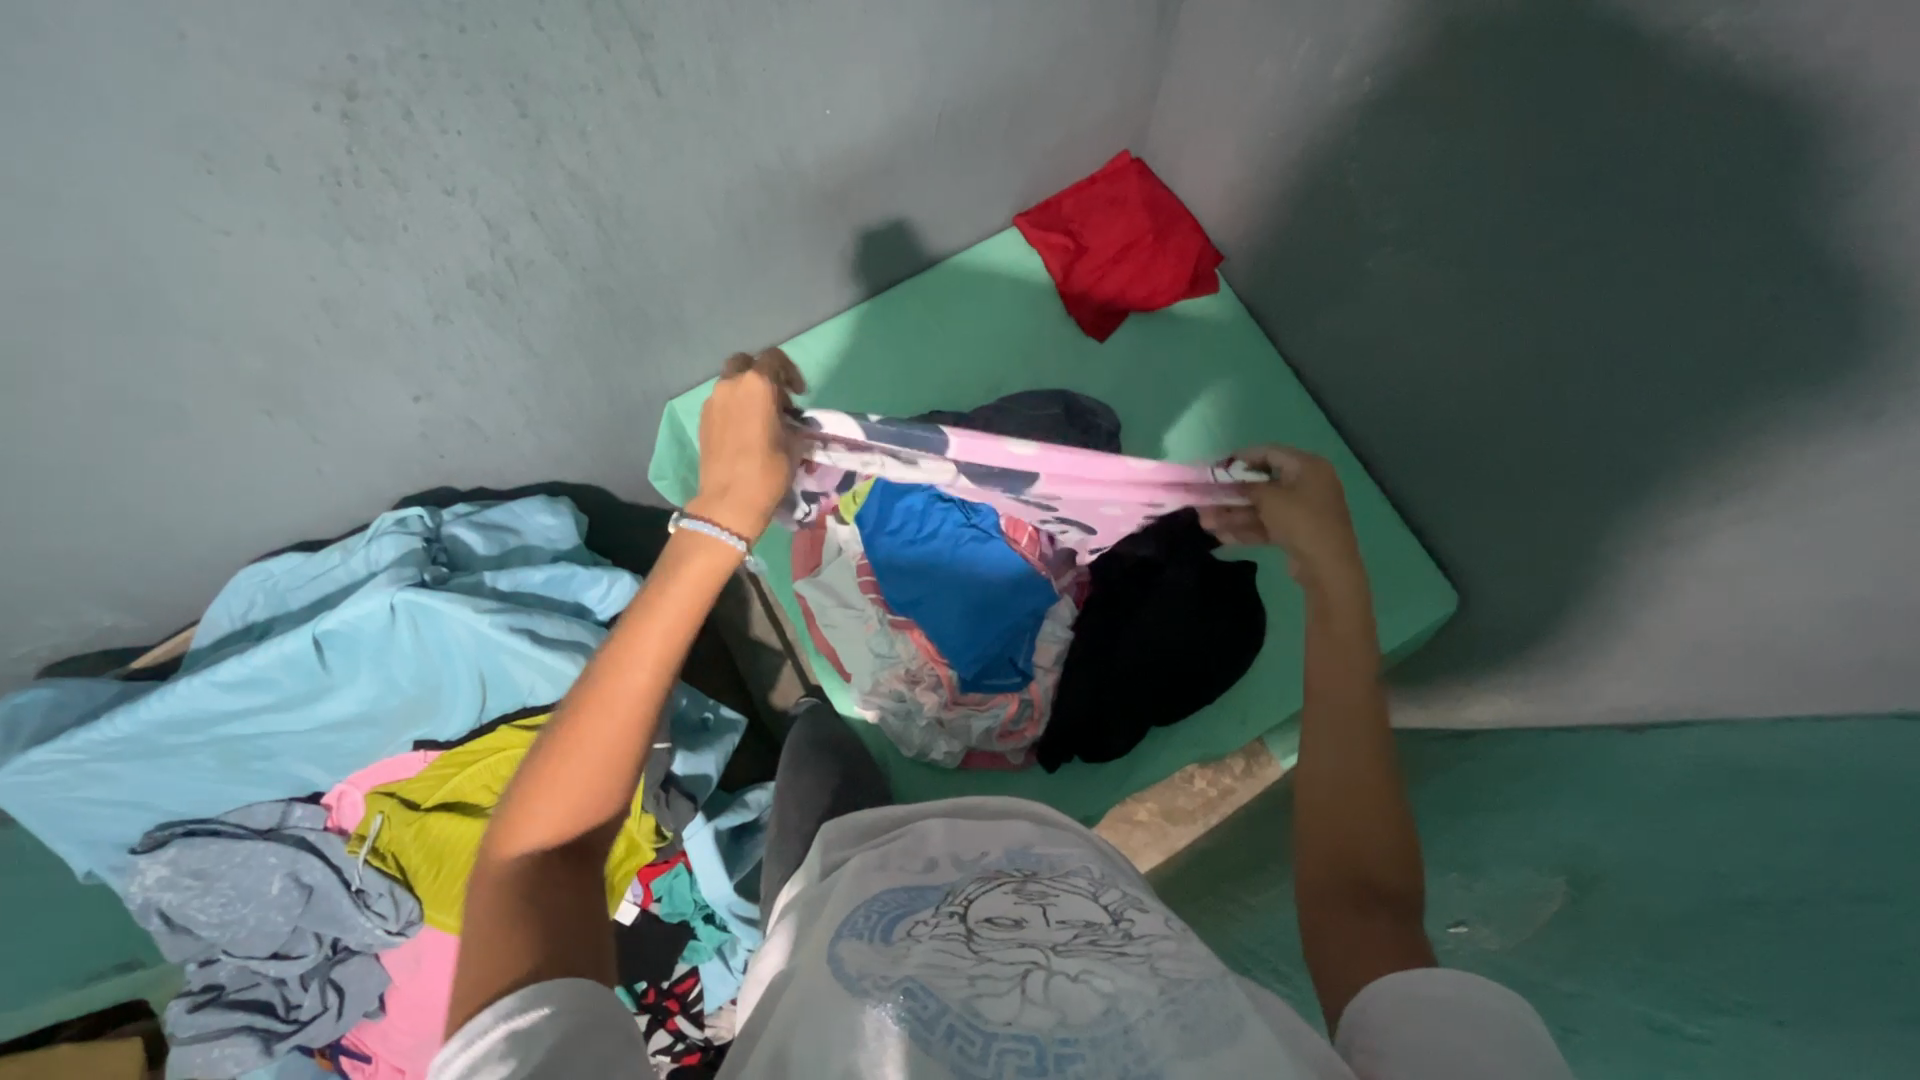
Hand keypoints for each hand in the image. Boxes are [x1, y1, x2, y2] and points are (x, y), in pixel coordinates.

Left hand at [686, 349, 806, 540]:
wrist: (729, 500)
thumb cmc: (769, 470)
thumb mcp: (794, 444)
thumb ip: (793, 423)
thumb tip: (790, 421)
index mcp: (756, 385)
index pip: (774, 358)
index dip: (790, 371)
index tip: (799, 393)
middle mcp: (730, 385)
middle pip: (745, 363)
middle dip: (762, 374)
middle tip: (777, 399)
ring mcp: (712, 401)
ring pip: (731, 382)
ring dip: (747, 392)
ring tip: (762, 418)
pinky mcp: (703, 419)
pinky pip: (721, 402)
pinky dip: (734, 407)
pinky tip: (745, 431)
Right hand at [1199, 445, 1364, 589]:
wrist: (1328, 566)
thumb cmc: (1300, 521)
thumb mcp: (1269, 498)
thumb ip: (1246, 486)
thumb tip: (1231, 482)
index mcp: (1307, 467)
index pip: (1269, 453)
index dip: (1241, 459)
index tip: (1217, 468)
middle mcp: (1307, 484)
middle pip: (1262, 484)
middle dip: (1231, 494)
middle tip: (1206, 500)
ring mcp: (1302, 510)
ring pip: (1262, 508)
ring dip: (1233, 514)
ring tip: (1206, 523)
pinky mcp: (1297, 532)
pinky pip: (1268, 525)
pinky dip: (1247, 529)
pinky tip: (1221, 537)